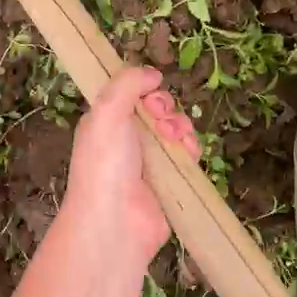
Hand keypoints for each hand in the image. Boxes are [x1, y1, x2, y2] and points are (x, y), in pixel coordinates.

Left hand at [63, 66, 201, 269]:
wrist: (115, 223)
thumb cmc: (105, 163)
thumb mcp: (107, 111)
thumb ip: (128, 83)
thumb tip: (153, 74)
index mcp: (107, 120)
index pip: (130, 93)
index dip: (143, 88)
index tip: (149, 93)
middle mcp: (127, 138)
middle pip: (155, 107)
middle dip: (164, 107)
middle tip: (161, 119)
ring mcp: (149, 160)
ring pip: (174, 128)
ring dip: (180, 125)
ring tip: (175, 136)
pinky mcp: (169, 180)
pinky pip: (186, 153)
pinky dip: (191, 147)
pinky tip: (189, 150)